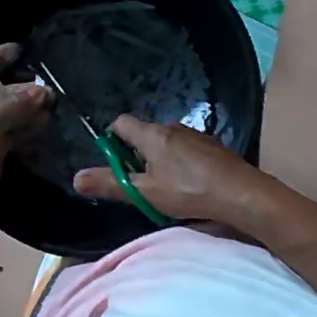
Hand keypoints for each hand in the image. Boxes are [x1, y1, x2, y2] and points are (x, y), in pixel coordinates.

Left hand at [0, 43, 54, 218]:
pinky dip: (28, 126)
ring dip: (30, 108)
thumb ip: (18, 105)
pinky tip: (46, 123)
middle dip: (25, 89)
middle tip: (49, 88)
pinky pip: (14, 129)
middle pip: (1, 91)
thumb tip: (46, 91)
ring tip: (52, 104)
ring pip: (11, 111)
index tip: (19, 47)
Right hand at [71, 115, 266, 222]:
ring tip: (162, 186)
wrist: (241, 193)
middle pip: (143, 133)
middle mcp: (172, 127)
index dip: (110, 139)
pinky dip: (179, 162)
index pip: (121, 123)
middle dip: (135, 154)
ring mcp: (195, 135)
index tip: (111, 162)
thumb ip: (110, 184)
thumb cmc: (188, 190)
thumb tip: (75, 178)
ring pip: (166, 141)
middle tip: (136, 182)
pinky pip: (185, 149)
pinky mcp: (212, 146)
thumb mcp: (145, 192)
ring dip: (159, 159)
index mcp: (152, 134)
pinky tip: (187, 184)